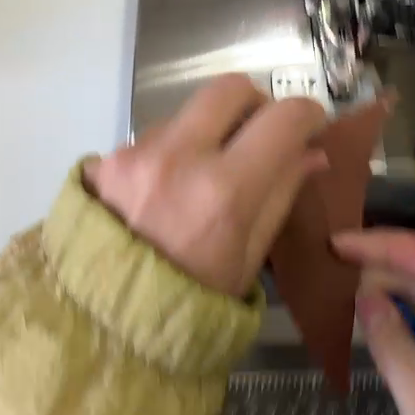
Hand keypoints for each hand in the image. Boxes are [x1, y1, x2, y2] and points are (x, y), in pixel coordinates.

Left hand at [86, 76, 327, 295]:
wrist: (102, 326)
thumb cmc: (192, 303)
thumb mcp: (248, 260)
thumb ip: (280, 194)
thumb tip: (312, 151)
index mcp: (224, 192)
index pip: (282, 119)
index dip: (306, 113)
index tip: (310, 122)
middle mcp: (179, 157)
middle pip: (231, 87)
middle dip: (255, 103)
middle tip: (261, 132)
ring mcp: (137, 152)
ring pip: (190, 111)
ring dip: (209, 130)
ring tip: (206, 175)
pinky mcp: (108, 157)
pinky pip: (155, 135)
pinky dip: (174, 150)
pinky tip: (168, 190)